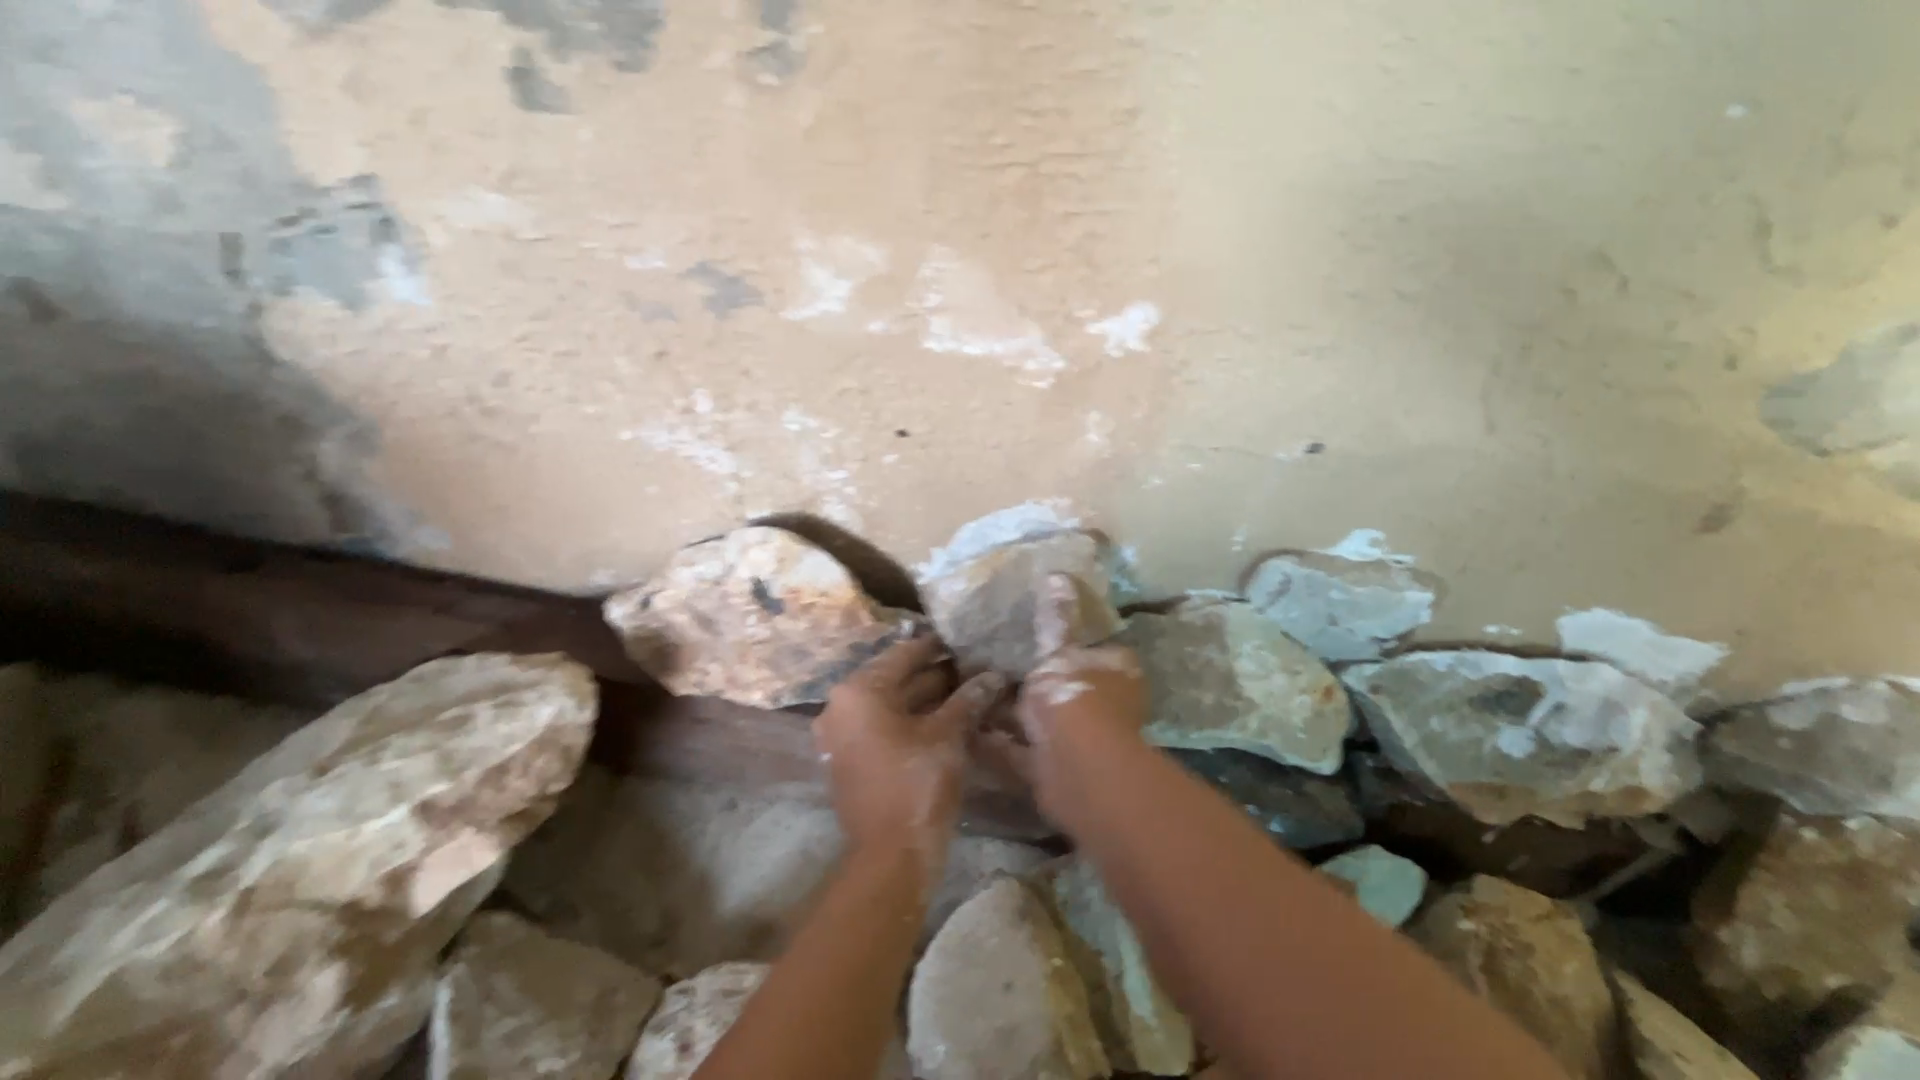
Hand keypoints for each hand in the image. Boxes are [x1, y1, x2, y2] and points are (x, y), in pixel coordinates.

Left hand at [814, 635, 1005, 878]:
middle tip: (978, 668)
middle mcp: (842, 707)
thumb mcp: (948, 736)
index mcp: (858, 691)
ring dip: (930, 701)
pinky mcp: (852, 760)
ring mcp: (843, 736)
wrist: (891, 855)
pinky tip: (952, 721)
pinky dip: (915, 724)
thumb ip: (968, 699)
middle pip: (897, 680)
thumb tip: (994, 676)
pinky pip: (886, 729)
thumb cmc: (917, 784)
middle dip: (938, 676)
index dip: (939, 647)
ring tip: (973, 693)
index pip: (904, 654)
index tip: (967, 640)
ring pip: (894, 707)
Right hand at [977, 574, 1149, 825]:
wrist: (1073, 765)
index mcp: (1119, 672)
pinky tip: (971, 731)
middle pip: (1071, 688)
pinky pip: (1023, 751)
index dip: (1076, 645)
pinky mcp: (1056, 769)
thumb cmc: (1073, 695)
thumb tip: (1057, 574)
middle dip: (1041, 683)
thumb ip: (1056, 617)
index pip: (1102, 650)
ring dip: (1017, 715)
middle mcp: (1107, 706)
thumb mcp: (1059, 648)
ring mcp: (1083, 741)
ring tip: (978, 695)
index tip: (1043, 637)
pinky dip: (1000, 743)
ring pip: (1046, 722)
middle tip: (1000, 665)